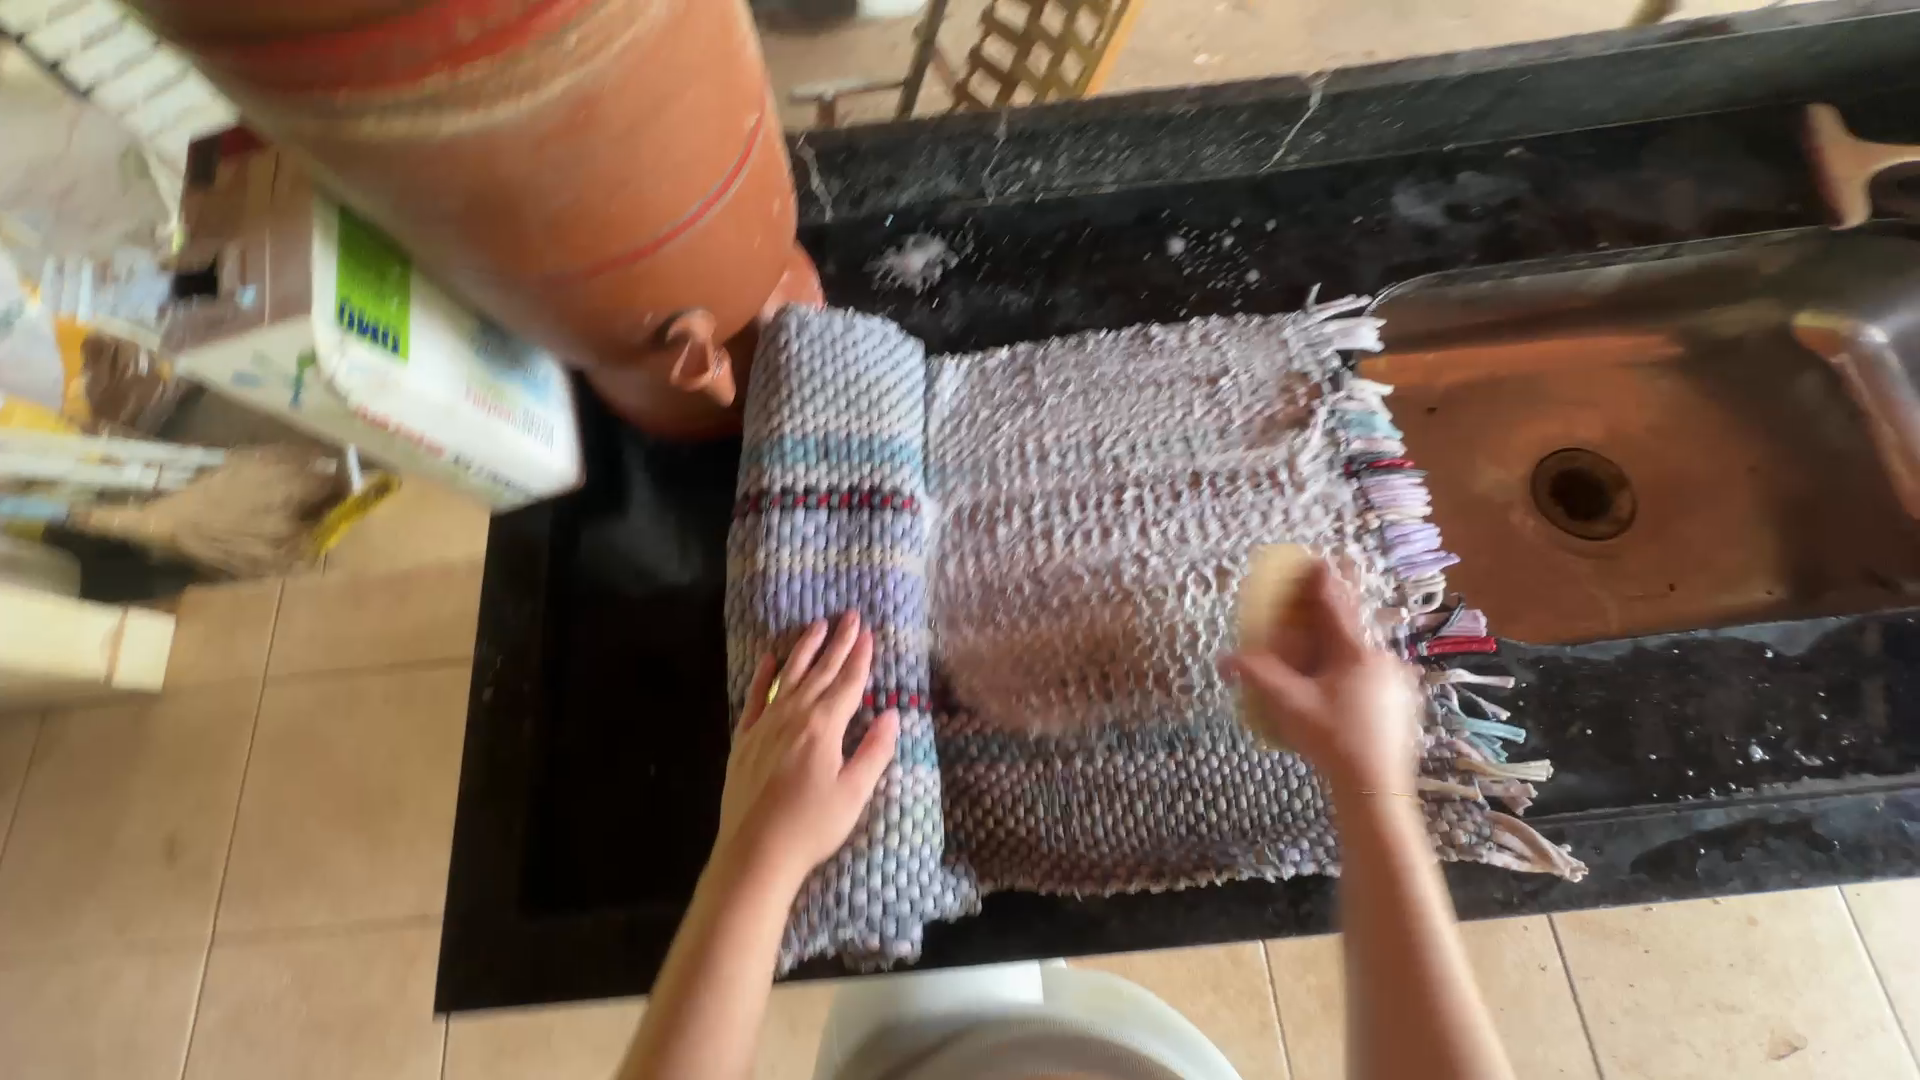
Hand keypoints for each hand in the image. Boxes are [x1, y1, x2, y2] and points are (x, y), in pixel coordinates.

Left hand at [714, 612, 899, 889]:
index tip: (868, 632)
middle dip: (838, 642)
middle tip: (849, 615)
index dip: (860, 657)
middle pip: (821, 672)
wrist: (754, 853)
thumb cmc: (811, 826)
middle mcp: (795, 716)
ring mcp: (766, 725)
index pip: (848, 683)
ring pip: (789, 677)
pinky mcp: (744, 739)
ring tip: (817, 626)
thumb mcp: (855, 793)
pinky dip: (763, 676)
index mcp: (825, 727)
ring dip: (805, 650)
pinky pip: (755, 698)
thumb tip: (893, 714)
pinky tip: (769, 659)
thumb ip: (875, 750)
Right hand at [1221, 561, 1421, 796]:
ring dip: (1341, 637)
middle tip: (1319, 590)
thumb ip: (1257, 674)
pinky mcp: (1400, 701)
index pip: (1336, 606)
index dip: (1323, 580)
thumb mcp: (1288, 704)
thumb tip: (1223, 659)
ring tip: (1322, 636)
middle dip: (1332, 606)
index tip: (1317, 558)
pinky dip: (1351, 660)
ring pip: (1362, 647)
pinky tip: (1338, 675)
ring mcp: (1396, 681)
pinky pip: (1371, 667)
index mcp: (1356, 653)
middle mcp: (1381, 659)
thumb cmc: (1332, 740)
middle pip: (1351, 624)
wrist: (1376, 786)